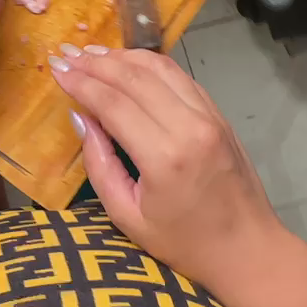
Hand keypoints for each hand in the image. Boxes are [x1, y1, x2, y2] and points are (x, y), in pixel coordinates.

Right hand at [50, 45, 290, 286]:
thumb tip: (80, 117)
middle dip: (95, 63)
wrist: (250, 251)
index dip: (81, 83)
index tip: (56, 70)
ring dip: (121, 56)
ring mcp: (209, 115)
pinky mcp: (218, 114)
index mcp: (164, 157)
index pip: (113, 103)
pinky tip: (127, 63)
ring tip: (91, 54)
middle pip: (134, 77)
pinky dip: (149, 63)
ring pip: (159, 67)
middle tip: (66, 55)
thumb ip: (99, 164)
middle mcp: (189, 126)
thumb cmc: (184, 243)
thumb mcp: (127, 216)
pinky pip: (179, 76)